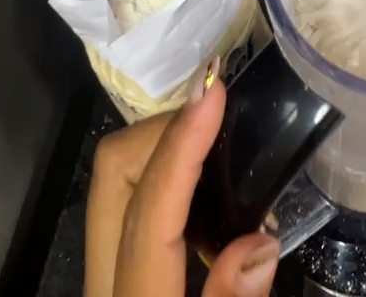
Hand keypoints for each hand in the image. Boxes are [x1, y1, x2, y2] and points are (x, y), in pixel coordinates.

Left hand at [85, 69, 278, 296]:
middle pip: (115, 170)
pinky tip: (209, 190)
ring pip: (119, 179)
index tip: (215, 88)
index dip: (182, 143)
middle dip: (168, 128)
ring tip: (222, 141)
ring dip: (169, 148)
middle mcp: (103, 280)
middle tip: (222, 114)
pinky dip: (168, 178)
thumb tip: (261, 240)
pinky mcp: (117, 274)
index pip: (150, 208)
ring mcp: (104, 275)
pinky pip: (132, 202)